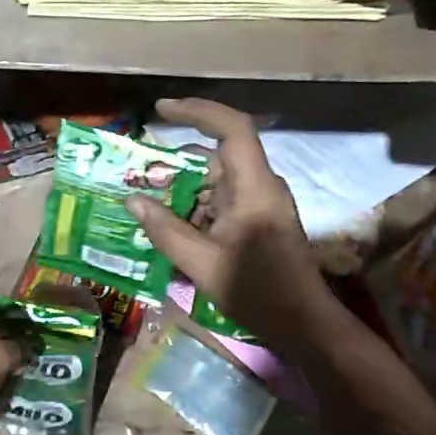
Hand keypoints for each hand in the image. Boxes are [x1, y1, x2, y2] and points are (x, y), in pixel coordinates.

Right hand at [125, 99, 335, 341]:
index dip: (197, 111)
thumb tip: (132, 200)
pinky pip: (226, 200)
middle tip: (142, 172)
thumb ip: (165, 230)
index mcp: (254, 188)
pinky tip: (174, 226)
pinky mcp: (261, 220)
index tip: (161, 110)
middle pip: (219, 155)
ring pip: (220, 180)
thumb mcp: (202, 263)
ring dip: (186, 188)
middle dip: (179, 160)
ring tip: (151, 203)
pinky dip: (199, 206)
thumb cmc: (256, 291)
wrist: (303, 324)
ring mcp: (263, 203)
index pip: (231, 129)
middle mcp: (262, 186)